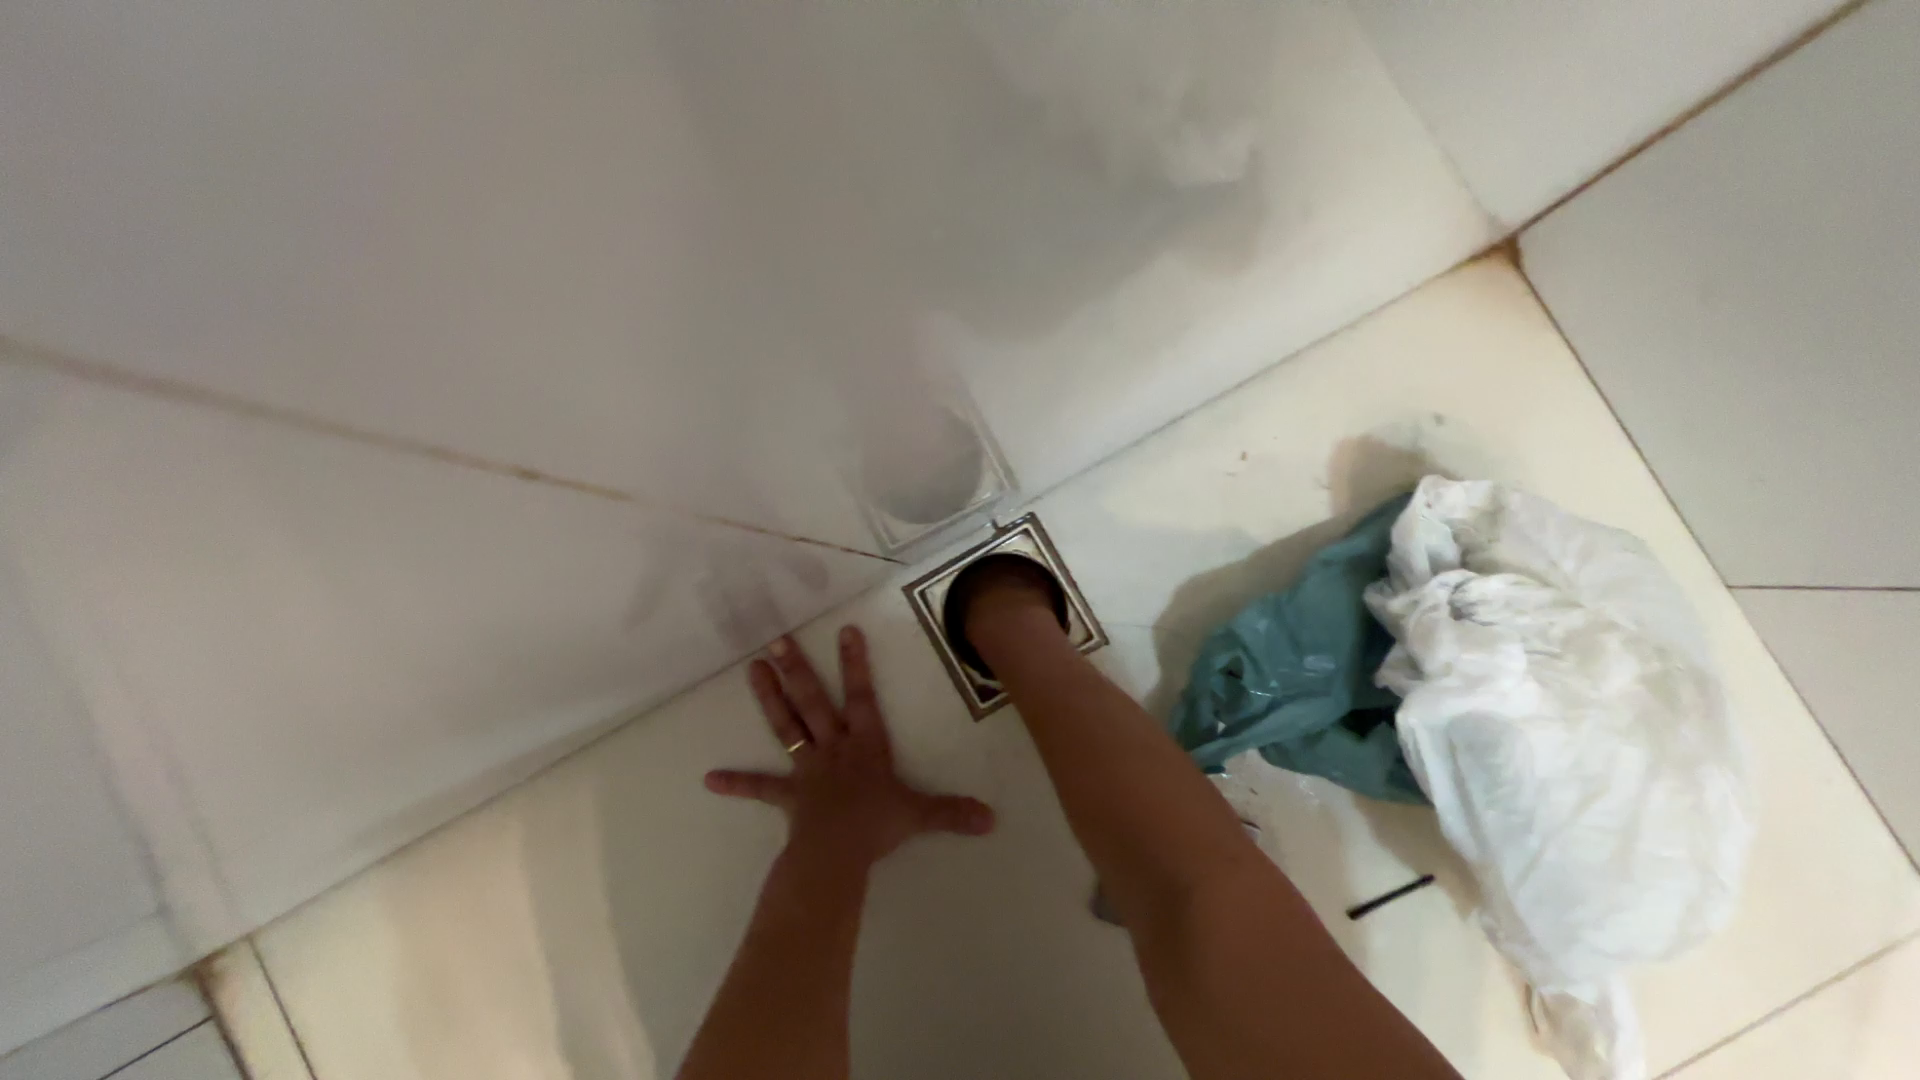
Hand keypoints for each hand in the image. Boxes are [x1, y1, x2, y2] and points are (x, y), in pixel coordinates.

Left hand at [705, 625, 995, 869]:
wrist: (838, 854)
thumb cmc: (878, 826)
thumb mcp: (921, 815)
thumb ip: (953, 812)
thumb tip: (992, 818)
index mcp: (865, 745)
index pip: (862, 696)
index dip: (855, 664)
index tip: (844, 630)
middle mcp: (834, 748)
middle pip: (814, 701)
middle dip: (798, 669)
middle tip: (778, 639)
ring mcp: (807, 769)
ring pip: (787, 727)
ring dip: (770, 699)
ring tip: (753, 669)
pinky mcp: (788, 795)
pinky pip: (761, 787)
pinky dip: (737, 783)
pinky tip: (709, 778)